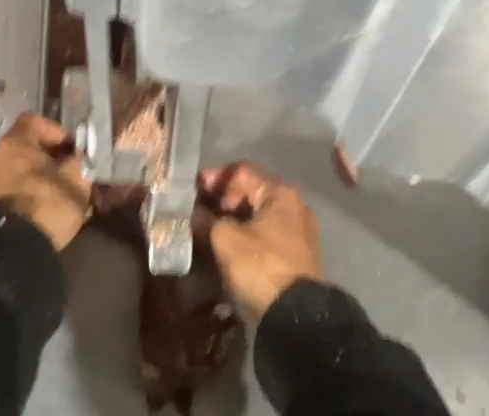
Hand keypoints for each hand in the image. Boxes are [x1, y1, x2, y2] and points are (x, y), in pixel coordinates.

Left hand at [0, 112, 92, 249]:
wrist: (13, 253)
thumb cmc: (46, 204)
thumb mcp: (76, 180)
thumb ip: (81, 162)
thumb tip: (82, 157)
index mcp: (14, 144)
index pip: (34, 120)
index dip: (56, 130)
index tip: (72, 147)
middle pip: (26, 149)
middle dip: (51, 160)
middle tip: (71, 174)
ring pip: (20, 175)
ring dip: (40, 181)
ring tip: (61, 198)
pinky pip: (13, 197)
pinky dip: (29, 199)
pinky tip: (47, 215)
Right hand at [200, 162, 322, 317]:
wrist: (295, 319)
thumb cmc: (260, 267)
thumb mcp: (225, 239)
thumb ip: (205, 220)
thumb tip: (192, 213)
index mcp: (280, 193)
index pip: (240, 171)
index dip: (213, 178)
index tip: (191, 192)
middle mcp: (293, 206)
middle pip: (250, 193)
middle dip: (220, 202)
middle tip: (195, 213)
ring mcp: (297, 232)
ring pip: (256, 217)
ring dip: (230, 222)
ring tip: (205, 234)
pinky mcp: (295, 256)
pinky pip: (264, 237)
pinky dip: (243, 239)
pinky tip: (224, 251)